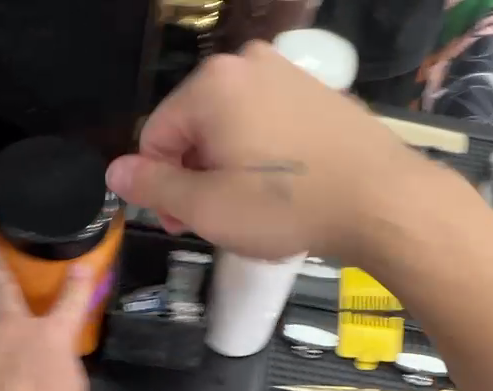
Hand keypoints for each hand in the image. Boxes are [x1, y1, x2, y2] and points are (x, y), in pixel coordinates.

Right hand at [105, 42, 429, 263]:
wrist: (378, 200)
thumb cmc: (286, 206)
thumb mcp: (208, 208)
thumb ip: (155, 188)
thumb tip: (115, 171)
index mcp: (211, 86)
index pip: (155, 136)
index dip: (160, 186)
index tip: (181, 224)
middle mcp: (246, 65)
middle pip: (192, 128)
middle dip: (193, 177)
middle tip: (215, 222)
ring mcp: (284, 74)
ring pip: (229, 129)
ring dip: (225, 171)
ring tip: (250, 211)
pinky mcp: (313, 93)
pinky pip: (264, 125)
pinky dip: (259, 158)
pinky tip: (279, 192)